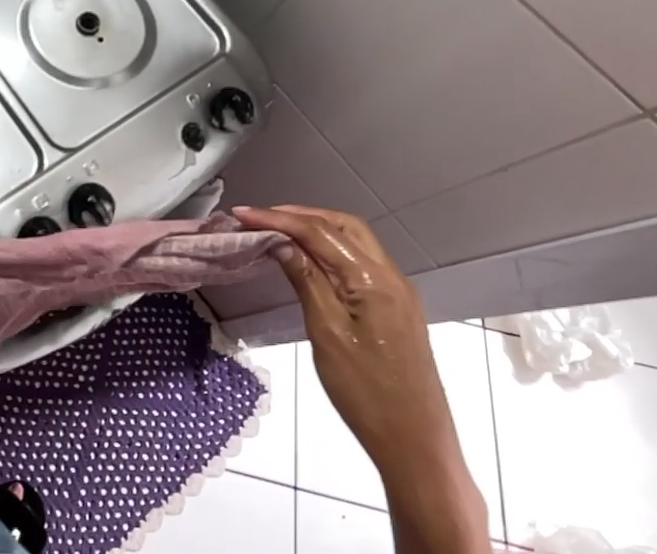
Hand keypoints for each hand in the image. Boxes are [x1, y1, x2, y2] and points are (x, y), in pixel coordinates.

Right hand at [237, 206, 454, 472]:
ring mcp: (396, 291)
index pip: (320, 233)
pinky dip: (330, 249)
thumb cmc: (365, 391)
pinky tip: (306, 259)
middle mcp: (390, 276)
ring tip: (277, 232)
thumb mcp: (326, 332)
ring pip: (354, 241)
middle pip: (343, 226)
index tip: (241, 214)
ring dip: (316, 229)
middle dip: (300, 215)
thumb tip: (281, 243)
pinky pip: (360, 261)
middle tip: (260, 218)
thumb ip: (306, 280)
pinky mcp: (394, 306)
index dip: (278, 219)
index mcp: (373, 280)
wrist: (415, 442)